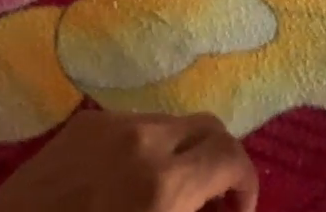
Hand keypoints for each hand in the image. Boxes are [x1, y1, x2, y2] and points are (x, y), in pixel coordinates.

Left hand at [0, 109, 258, 211]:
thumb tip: (222, 209)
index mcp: (162, 180)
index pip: (231, 153)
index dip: (246, 184)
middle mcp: (139, 137)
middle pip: (205, 126)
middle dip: (219, 164)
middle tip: (210, 208)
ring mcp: (106, 123)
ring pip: (169, 123)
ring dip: (182, 155)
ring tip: (166, 198)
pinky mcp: (79, 123)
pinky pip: (131, 124)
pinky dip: (146, 149)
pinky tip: (126, 185)